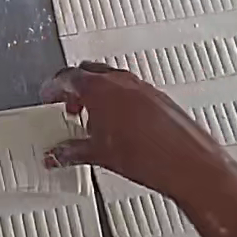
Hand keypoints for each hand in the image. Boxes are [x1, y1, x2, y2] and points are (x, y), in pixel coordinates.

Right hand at [40, 63, 236, 207]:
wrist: (187, 163)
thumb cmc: (148, 155)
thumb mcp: (98, 154)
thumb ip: (71, 151)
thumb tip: (57, 154)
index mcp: (99, 88)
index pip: (67, 77)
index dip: (54, 87)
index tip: (48, 96)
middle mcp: (120, 81)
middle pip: (88, 73)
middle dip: (75, 88)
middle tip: (68, 106)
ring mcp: (140, 86)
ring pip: (109, 80)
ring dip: (96, 94)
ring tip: (92, 120)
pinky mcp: (156, 96)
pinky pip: (129, 89)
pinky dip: (117, 100)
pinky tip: (119, 125)